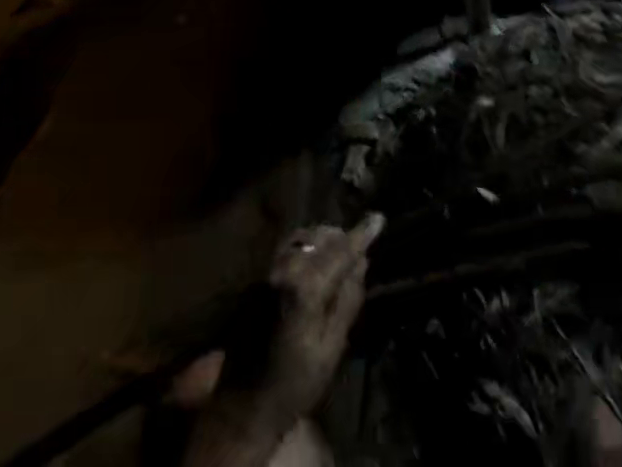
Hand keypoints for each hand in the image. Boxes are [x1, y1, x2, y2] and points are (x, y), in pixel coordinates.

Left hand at [255, 214, 383, 419]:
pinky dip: (305, 247)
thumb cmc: (295, 383)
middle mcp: (282, 271)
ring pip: (300, 239)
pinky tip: (314, 260)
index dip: (362, 234)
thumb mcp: (332, 346)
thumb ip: (347, 299)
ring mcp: (265, 273)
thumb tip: (361, 262)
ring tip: (339, 249)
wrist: (243, 405)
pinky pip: (286, 250)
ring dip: (322, 239)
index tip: (378, 217)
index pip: (340, 251)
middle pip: (318, 237)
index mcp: (304, 288)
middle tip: (360, 243)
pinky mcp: (256, 280)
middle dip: (341, 236)